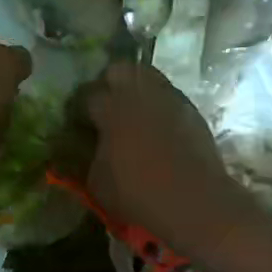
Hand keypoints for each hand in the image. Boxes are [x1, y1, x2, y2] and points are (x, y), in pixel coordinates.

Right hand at [80, 63, 253, 251]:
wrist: (194, 201)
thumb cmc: (138, 194)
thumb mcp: (97, 183)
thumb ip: (88, 157)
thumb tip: (87, 147)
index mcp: (112, 109)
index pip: (86, 95)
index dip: (79, 109)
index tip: (78, 123)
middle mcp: (141, 94)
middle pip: (118, 70)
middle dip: (107, 84)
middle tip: (105, 108)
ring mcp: (170, 98)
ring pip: (147, 77)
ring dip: (136, 90)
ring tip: (132, 113)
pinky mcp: (191, 110)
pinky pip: (169, 96)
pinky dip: (158, 104)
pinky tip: (157, 126)